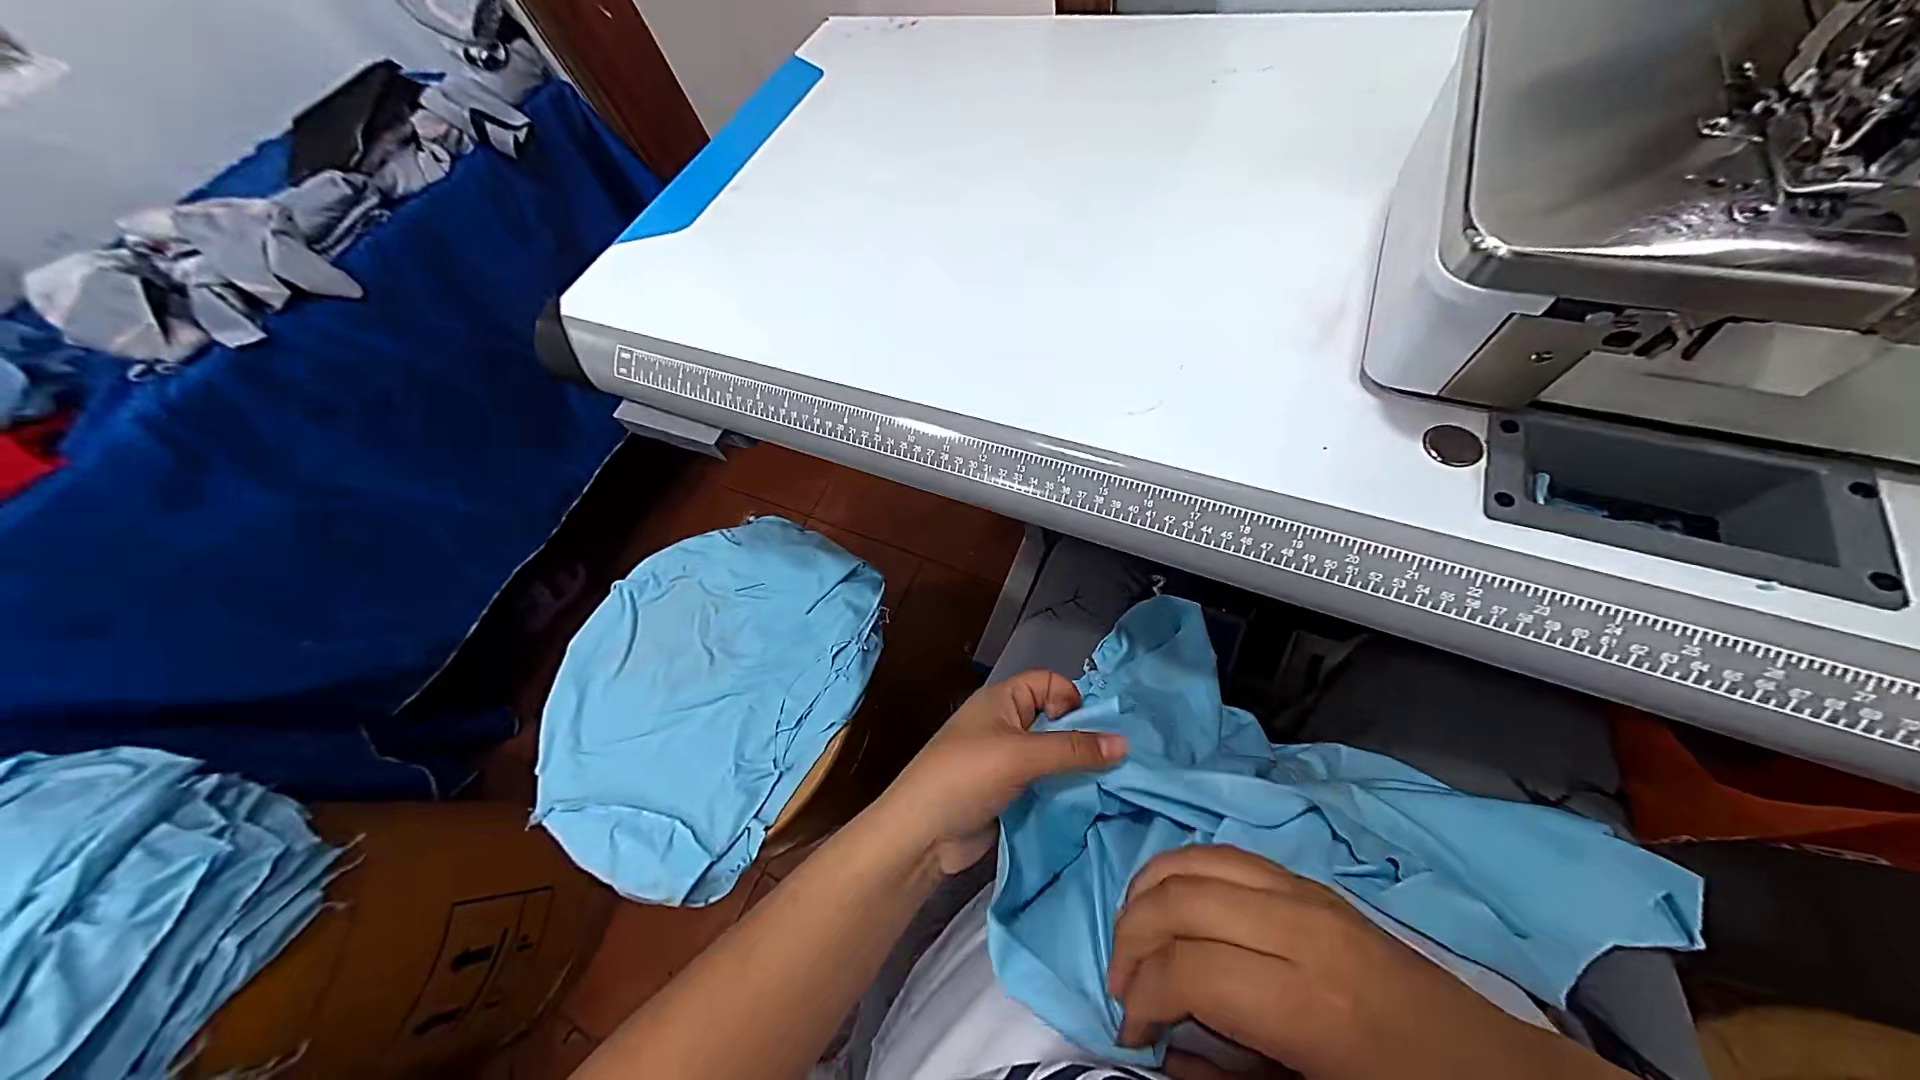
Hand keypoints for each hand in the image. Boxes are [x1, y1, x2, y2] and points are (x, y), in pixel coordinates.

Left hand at [875, 670, 1125, 873]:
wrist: (922, 835)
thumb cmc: (966, 777)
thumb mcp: (1021, 755)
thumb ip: (1073, 749)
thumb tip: (1125, 743)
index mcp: (1002, 699)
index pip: (1050, 683)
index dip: (1073, 700)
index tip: (1093, 731)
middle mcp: (1006, 724)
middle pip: (1055, 719)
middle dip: (1083, 737)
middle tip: (1115, 762)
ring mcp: (1007, 760)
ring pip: (1054, 754)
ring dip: (1076, 768)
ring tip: (1110, 785)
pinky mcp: (1011, 792)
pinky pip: (1046, 782)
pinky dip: (1064, 790)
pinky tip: (1089, 803)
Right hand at [1108, 846, 1629, 1079]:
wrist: (1497, 1072)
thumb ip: (1225, 1078)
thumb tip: (1159, 1052)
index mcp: (1310, 1001)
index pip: (1189, 969)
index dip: (1141, 998)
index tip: (1130, 1033)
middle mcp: (1301, 926)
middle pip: (1180, 901)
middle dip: (1131, 938)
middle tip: (1120, 984)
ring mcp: (1305, 891)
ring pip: (1193, 860)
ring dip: (1147, 893)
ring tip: (1134, 938)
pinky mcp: (1308, 880)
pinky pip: (1222, 854)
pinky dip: (1180, 871)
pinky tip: (1171, 905)